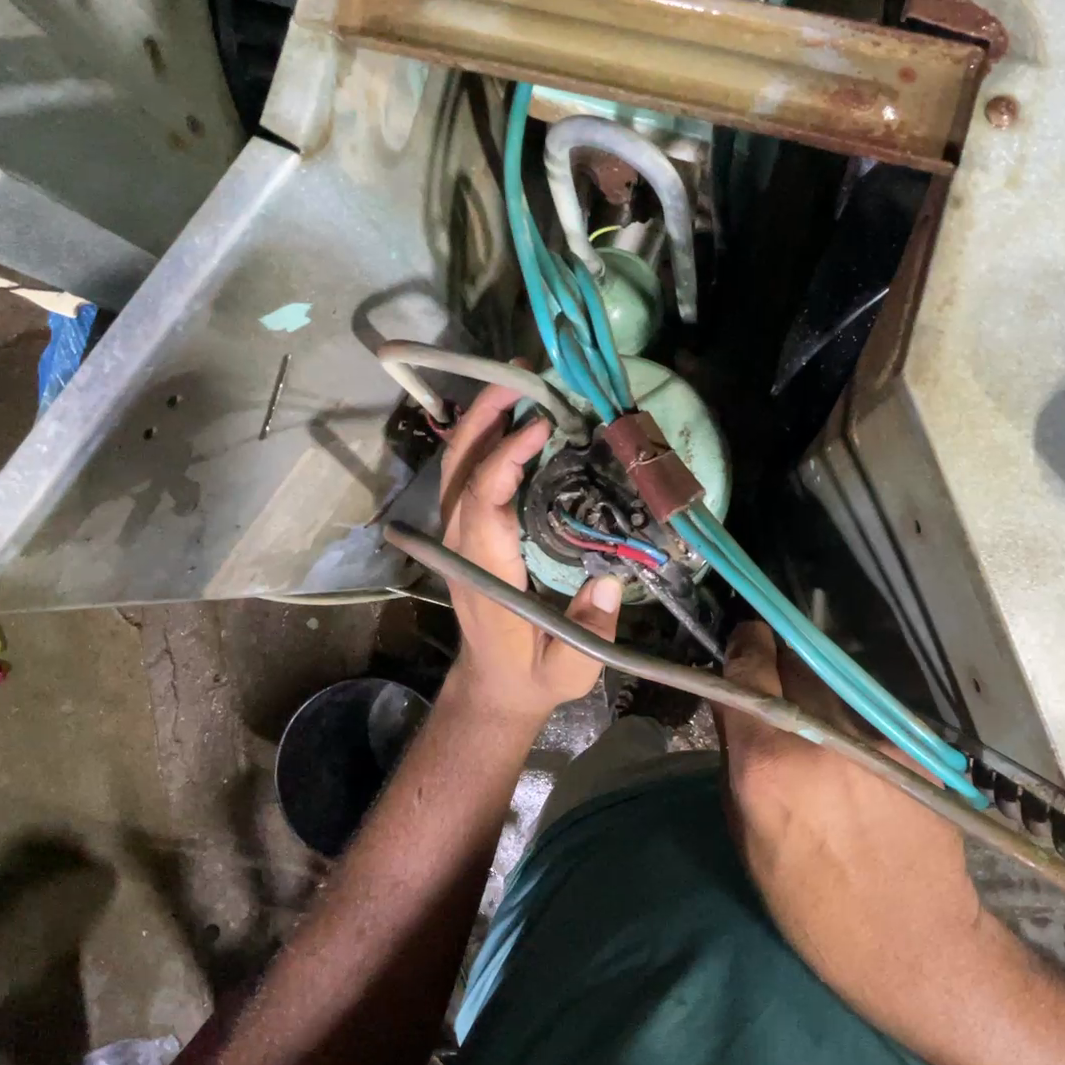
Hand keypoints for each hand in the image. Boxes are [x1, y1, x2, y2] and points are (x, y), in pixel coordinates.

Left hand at [438, 383, 621, 718]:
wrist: (494, 686)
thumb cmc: (533, 677)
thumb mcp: (570, 670)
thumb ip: (590, 631)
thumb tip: (609, 582)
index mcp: (487, 574)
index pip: (483, 505)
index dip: (504, 460)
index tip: (540, 426)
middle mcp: (463, 549)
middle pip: (459, 472)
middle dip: (484, 420)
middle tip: (521, 378)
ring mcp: (458, 541)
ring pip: (455, 471)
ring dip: (479, 424)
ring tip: (515, 386)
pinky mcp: (466, 538)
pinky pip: (464, 481)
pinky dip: (480, 445)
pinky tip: (508, 424)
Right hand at [715, 622, 1009, 1061]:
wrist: (916, 945)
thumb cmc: (812, 905)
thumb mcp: (748, 837)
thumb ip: (737, 760)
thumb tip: (734, 705)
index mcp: (766, 763)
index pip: (747, 666)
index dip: (742, 645)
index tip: (743, 637)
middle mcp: (820, 735)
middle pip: (795, 658)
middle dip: (781, 657)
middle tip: (777, 670)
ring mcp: (874, 737)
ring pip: (836, 685)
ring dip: (821, 690)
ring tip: (822, 723)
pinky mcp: (916, 746)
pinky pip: (872, 717)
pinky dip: (859, 725)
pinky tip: (864, 760)